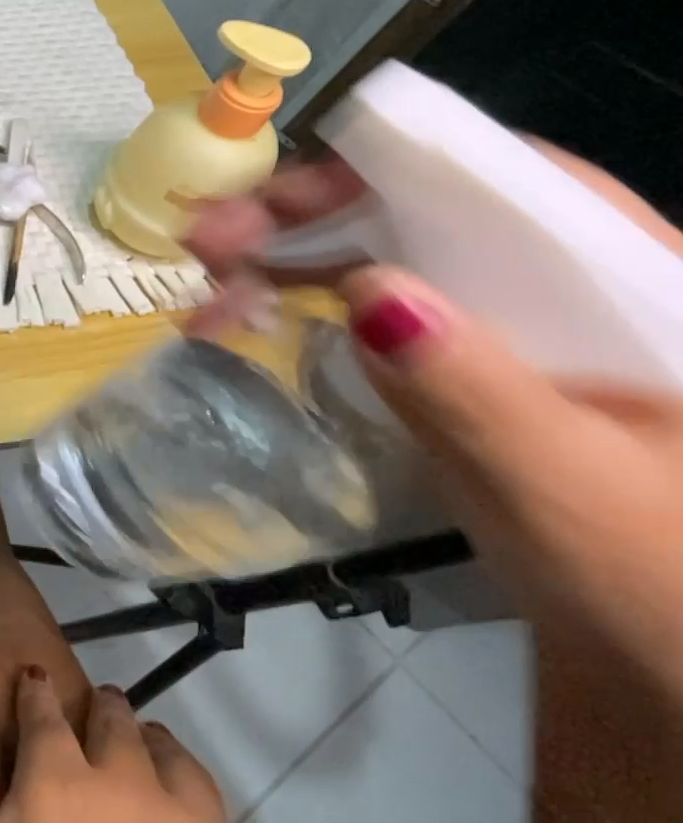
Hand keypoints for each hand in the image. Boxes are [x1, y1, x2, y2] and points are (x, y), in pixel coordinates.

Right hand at [0, 674, 222, 822]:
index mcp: (57, 782)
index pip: (43, 721)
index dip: (36, 695)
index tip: (35, 677)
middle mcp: (121, 788)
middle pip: (114, 730)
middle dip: (107, 709)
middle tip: (104, 697)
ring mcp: (175, 819)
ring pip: (174, 762)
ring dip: (158, 742)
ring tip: (149, 734)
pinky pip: (210, 807)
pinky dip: (192, 785)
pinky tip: (184, 793)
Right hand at [186, 149, 682, 695]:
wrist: (668, 673)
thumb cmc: (653, 581)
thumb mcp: (565, 487)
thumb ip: (476, 391)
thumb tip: (368, 290)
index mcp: (642, 289)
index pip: (514, 185)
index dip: (395, 166)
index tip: (285, 188)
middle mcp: (572, 291)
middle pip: (431, 216)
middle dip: (309, 217)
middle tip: (207, 236)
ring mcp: (515, 333)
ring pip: (390, 264)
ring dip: (287, 262)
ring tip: (202, 280)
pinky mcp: (469, 373)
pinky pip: (378, 320)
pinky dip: (303, 312)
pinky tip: (240, 319)